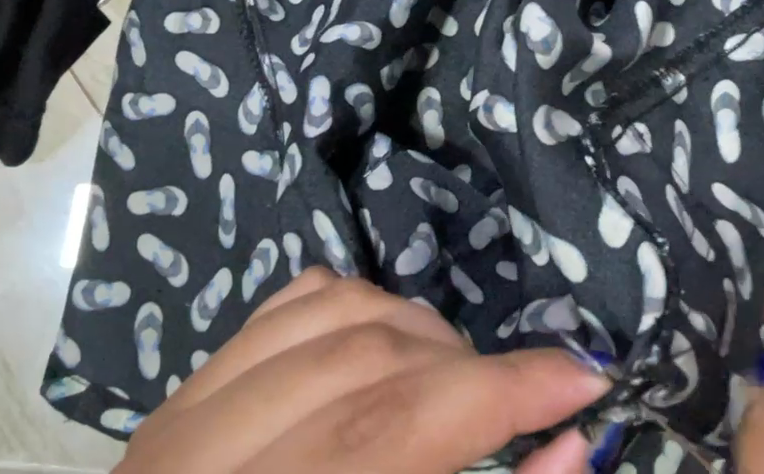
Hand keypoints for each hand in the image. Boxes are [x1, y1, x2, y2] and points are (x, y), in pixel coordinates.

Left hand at [115, 267, 608, 473]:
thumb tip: (572, 441)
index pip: (400, 426)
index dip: (506, 390)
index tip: (585, 377)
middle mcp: (200, 461)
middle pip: (367, 362)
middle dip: (468, 368)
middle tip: (519, 399)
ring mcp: (179, 419)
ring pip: (330, 312)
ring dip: (418, 330)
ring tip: (456, 375)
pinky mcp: (180, 396)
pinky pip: (290, 304)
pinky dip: (359, 304)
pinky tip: (392, 340)